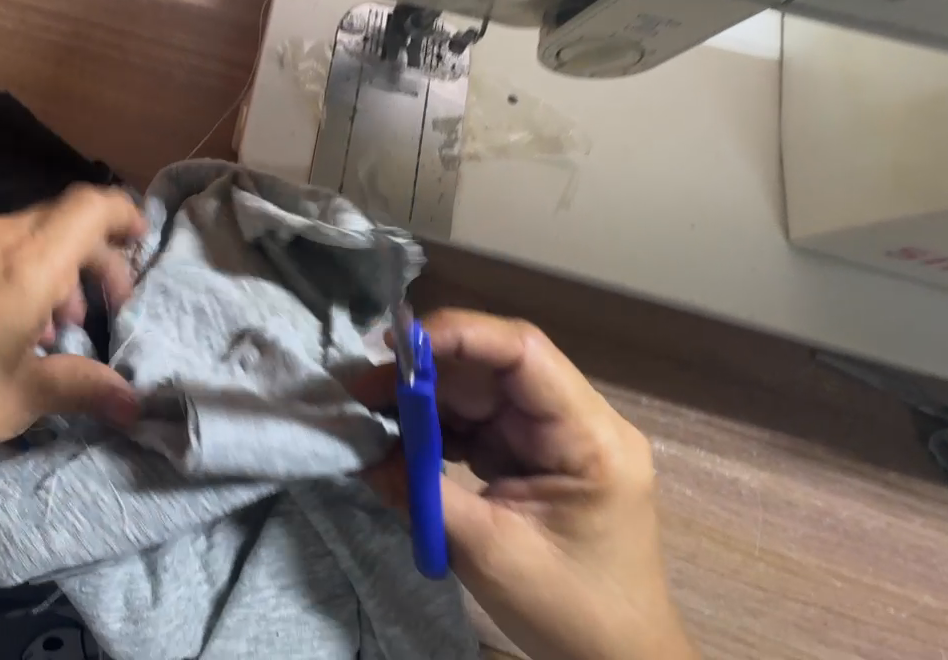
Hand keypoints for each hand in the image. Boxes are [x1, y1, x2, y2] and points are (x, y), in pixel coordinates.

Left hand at [0, 184, 145, 490]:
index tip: (145, 246)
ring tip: (62, 332)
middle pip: (64, 221)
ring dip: (60, 271)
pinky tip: (17, 329)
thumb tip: (134, 402)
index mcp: (25, 262)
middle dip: (98, 258)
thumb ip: (81, 387)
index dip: (124, 215)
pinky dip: (26, 275)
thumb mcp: (16, 398)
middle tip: (110, 311)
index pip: (89, 206)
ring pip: (32, 237)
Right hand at [355, 310, 696, 659]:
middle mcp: (573, 421)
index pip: (522, 352)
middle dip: (422, 371)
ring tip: (370, 415)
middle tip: (362, 390)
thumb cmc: (570, 612)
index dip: (456, 335)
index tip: (394, 349)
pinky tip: (395, 439)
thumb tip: (358, 446)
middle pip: (489, 366)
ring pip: (473, 389)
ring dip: (419, 399)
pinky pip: (470, 419)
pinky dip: (429, 426)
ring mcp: (549, 435)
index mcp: (589, 438)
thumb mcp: (486, 550)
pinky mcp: (527, 452)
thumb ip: (418, 488)